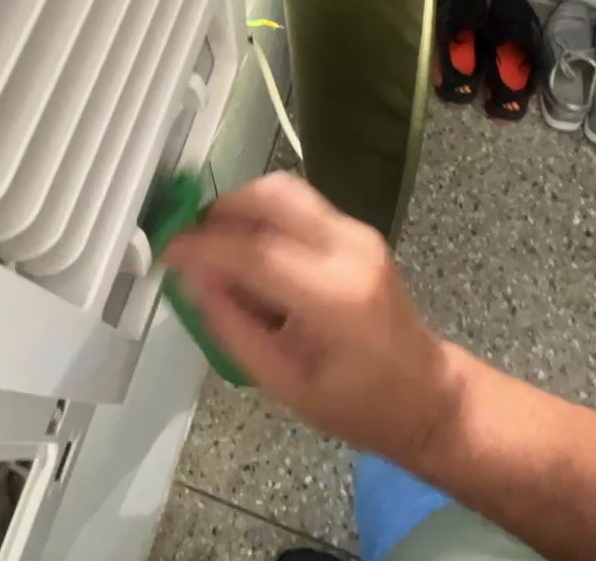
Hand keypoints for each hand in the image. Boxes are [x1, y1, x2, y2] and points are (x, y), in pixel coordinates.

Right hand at [161, 173, 466, 463]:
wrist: (428, 394)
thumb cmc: (358, 405)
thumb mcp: (283, 384)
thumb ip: (232, 327)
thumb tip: (191, 280)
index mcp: (335, 297)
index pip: (256, 251)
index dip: (203, 245)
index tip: (168, 250)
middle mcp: (350, 249)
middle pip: (273, 197)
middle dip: (221, 209)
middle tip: (191, 238)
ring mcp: (359, 233)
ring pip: (285, 191)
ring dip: (241, 207)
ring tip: (215, 243)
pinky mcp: (358, 230)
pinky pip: (299, 205)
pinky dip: (263, 216)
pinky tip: (249, 249)